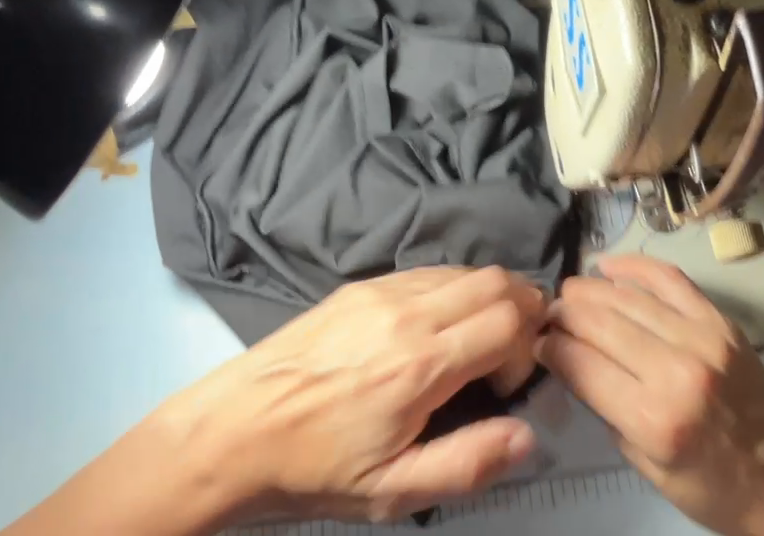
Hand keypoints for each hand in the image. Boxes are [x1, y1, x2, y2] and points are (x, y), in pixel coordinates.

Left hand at [167, 265, 546, 523]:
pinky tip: (438, 325)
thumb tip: (527, 435)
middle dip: (522, 308)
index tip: (506, 385)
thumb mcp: (392, 492)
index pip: (508, 321)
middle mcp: (408, 313)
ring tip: (479, 338)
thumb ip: (467, 463)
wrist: (236, 427)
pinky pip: (427, 271)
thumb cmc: (315, 467)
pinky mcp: (361, 284)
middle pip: (495, 282)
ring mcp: (382, 291)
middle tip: (514, 350)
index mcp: (421, 365)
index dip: (527, 348)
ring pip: (463, 271)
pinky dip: (453, 288)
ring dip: (489, 296)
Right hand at [539, 255, 763, 535]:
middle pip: (597, 320)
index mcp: (653, 418)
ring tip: (570, 291)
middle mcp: (675, 369)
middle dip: (562, 313)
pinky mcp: (720, 321)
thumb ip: (606, 409)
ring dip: (589, 288)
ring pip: (627, 295)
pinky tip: (610, 266)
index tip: (535, 342)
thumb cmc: (715, 490)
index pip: (579, 362)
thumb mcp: (645, 465)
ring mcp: (702, 337)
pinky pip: (669, 278)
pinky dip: (635, 266)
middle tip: (546, 314)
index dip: (548, 346)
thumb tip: (572, 360)